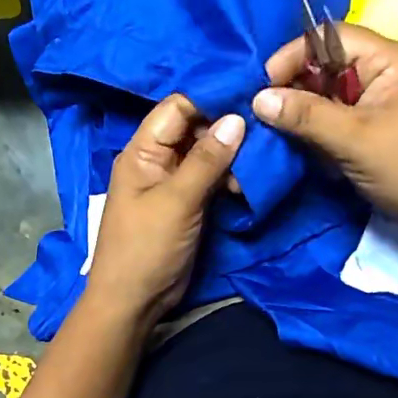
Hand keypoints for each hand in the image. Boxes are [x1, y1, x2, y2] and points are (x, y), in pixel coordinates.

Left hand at [84, 94, 244, 323]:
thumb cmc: (146, 249)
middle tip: (264, 132)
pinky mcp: (186, 204)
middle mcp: (156, 161)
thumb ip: (206, 160)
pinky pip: (210, 178)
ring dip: (232, 156)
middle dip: (227, 128)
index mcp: (142, 152)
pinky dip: (228, 177)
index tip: (251, 95)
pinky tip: (248, 183)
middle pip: (194, 128)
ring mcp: (171, 183)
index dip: (211, 98)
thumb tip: (236, 118)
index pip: (177, 108)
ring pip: (206, 154)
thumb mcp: (177, 202)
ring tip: (258, 164)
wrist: (133, 302)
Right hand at [253, 24, 397, 239]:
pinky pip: (338, 117)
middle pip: (328, 64)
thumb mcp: (356, 141)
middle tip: (262, 114)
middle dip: (293, 86)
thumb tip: (258, 98)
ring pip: (329, 94)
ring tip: (274, 132)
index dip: (294, 55)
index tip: (261, 88)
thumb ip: (306, 116)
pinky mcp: (377, 128)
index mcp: (393, 61)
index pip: (332, 37)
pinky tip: (300, 147)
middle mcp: (388, 73)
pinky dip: (316, 130)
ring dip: (302, 112)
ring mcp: (383, 102)